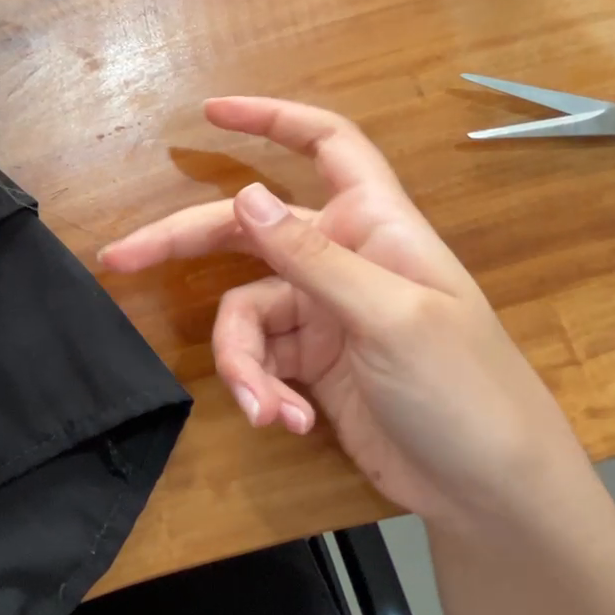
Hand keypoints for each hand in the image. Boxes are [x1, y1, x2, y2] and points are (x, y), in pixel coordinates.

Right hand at [99, 97, 596, 531]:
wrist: (494, 501)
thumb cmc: (469, 394)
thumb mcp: (391, 320)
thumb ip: (313, 257)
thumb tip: (243, 195)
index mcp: (374, 226)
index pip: (326, 145)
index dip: (271, 119)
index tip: (210, 112)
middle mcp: (339, 258)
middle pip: (243, 230)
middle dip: (179, 245)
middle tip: (119, 259)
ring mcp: (320, 311)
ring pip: (241, 309)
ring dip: (242, 361)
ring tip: (267, 407)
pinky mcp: (307, 361)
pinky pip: (255, 357)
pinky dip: (259, 388)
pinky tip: (286, 422)